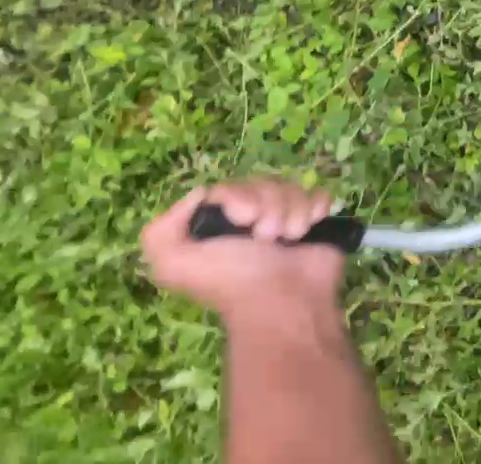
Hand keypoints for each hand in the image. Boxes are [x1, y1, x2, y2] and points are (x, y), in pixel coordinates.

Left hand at [141, 180, 345, 326]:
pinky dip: (316, 209)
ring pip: (293, 188)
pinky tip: (309, 229)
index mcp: (216, 224)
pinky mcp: (315, 220)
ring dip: (294, 212)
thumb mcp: (175, 264)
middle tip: (269, 236)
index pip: (231, 186)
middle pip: (265, 183)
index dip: (242, 197)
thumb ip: (161, 231)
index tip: (245, 220)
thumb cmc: (231, 278)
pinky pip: (319, 195)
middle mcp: (250, 219)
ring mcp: (285, 217)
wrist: (285, 296)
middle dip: (271, 207)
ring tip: (291, 238)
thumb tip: (201, 194)